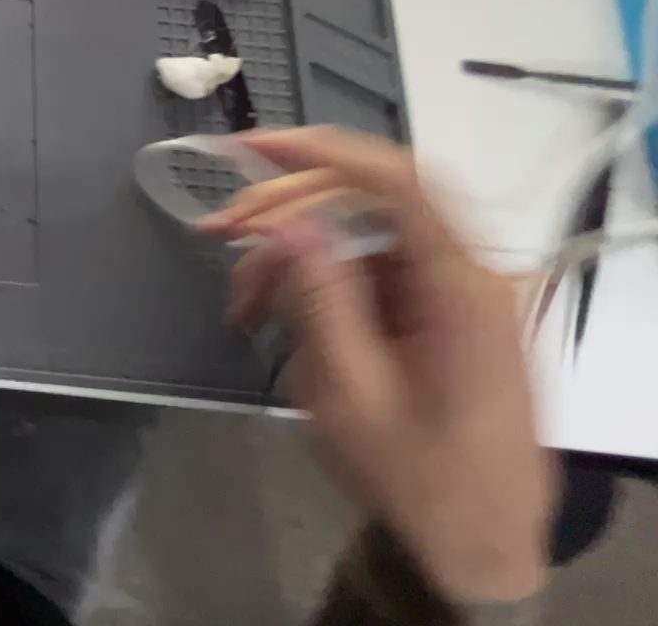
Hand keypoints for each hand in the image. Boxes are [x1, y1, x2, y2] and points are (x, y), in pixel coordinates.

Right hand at [199, 127, 551, 605]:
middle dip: (278, 211)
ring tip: (240, 302)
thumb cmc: (411, 472)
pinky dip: (307, 278)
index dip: (318, 150)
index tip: (245, 144)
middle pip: (362, 203)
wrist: (469, 538)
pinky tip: (269, 309)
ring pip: (351, 234)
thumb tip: (286, 221)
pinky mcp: (433, 307)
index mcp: (462, 289)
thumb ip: (320, 295)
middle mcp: (466, 275)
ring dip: (285, 254)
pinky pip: (360, 265)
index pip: (398, 183)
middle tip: (213, 232)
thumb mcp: (348, 387)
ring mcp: (451, 291)